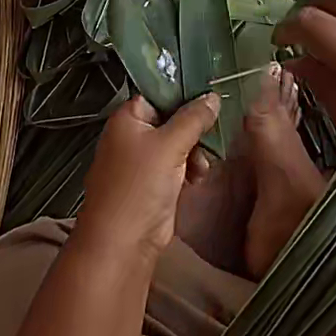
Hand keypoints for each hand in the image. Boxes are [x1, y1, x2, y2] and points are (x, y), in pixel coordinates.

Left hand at [76, 93, 219, 257]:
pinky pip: (176, 166)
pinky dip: (188, 170)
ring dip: (194, 152)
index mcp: (127, 118)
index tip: (207, 98)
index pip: (158, 93)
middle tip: (205, 137)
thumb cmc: (137, 189)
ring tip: (199, 166)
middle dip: (192, 130)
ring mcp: (141, 161)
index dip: (182, 95)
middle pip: (171, 119)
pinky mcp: (152, 184)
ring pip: (177, 144)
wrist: (123, 243)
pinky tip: (196, 178)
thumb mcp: (170, 145)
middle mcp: (131, 136)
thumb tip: (211, 98)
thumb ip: (193, 118)